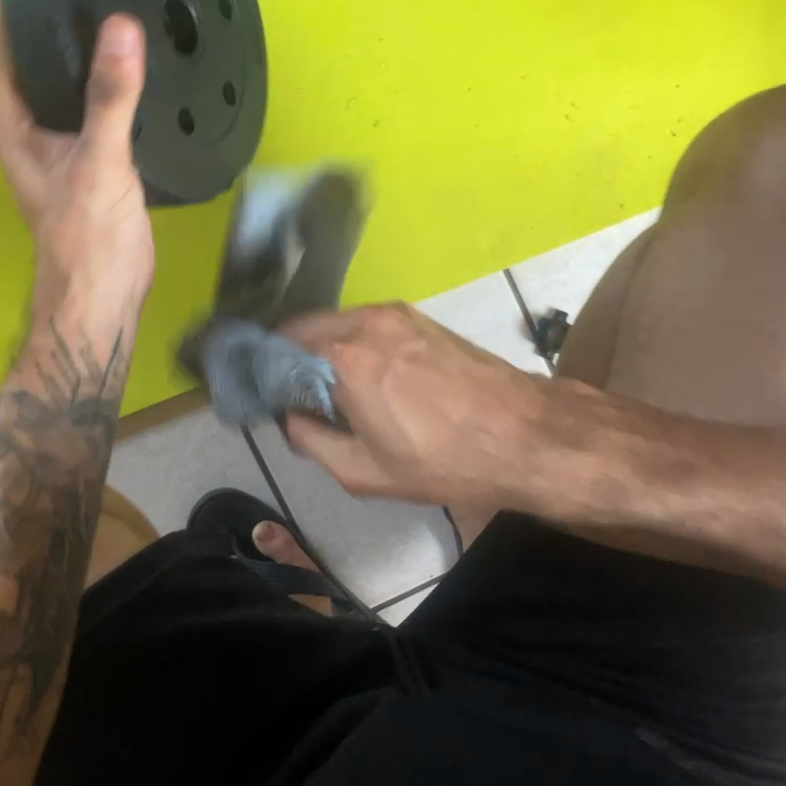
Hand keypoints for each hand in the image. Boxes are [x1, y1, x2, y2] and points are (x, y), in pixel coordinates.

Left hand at [0, 13, 154, 318]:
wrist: (105, 297)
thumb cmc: (86, 236)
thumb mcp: (99, 161)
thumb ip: (111, 96)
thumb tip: (122, 26)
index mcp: (13, 120)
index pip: (9, 42)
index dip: (27, 1)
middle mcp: (32, 124)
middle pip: (45, 57)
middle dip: (71, 22)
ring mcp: (64, 141)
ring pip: (77, 82)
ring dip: (97, 54)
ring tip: (131, 9)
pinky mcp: (97, 157)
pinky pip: (103, 106)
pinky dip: (119, 86)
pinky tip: (145, 67)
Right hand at [281, 303, 552, 508]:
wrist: (525, 436)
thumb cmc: (442, 461)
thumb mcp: (363, 472)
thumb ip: (311, 441)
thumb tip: (292, 419)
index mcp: (344, 357)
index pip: (277, 348)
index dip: (260, 371)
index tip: (259, 394)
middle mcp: (364, 322)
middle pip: (303, 327)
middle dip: (288, 356)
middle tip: (291, 394)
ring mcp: (396, 314)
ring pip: (336, 323)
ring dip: (320, 348)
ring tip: (328, 389)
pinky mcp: (420, 317)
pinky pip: (366, 324)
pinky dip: (351, 342)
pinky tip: (364, 375)